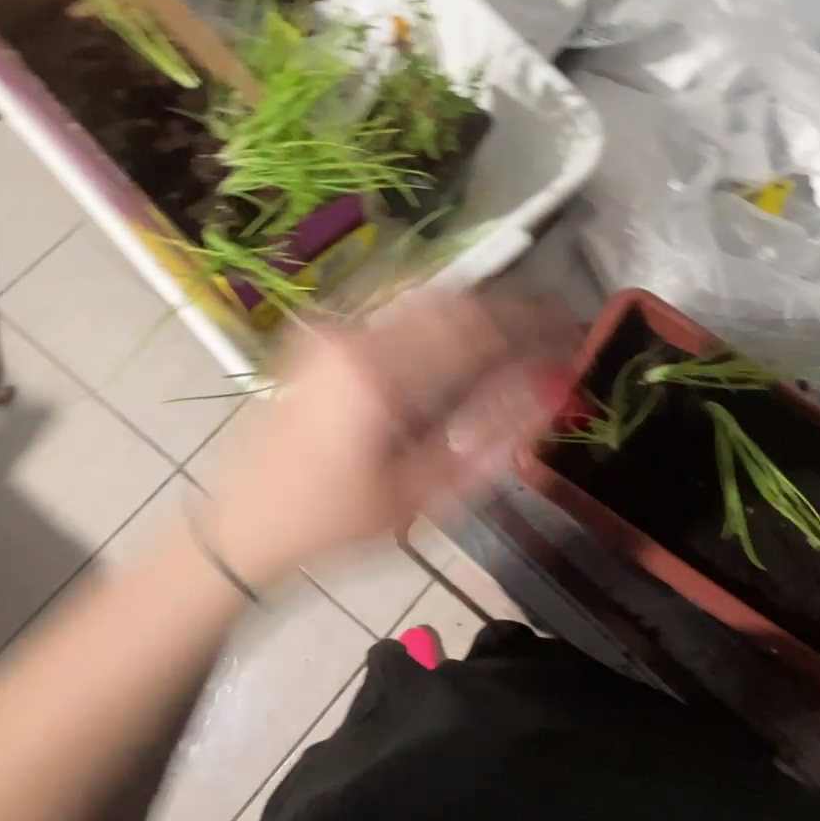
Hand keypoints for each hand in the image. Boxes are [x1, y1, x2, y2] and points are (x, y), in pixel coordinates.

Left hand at [198, 292, 577, 581]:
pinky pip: (400, 308)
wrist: (244, 523)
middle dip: (516, 309)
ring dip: (483, 307)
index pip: (479, 332)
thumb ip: (489, 440)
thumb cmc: (334, 524)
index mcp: (377, 378)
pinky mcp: (325, 335)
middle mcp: (354, 336)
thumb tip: (549, 393)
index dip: (536, 328)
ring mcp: (334, 329)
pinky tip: (470, 330)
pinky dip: (445, 313)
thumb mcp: (420, 497)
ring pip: (429, 296)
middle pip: (456, 301)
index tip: (575, 335)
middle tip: (558, 326)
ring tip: (524, 328)